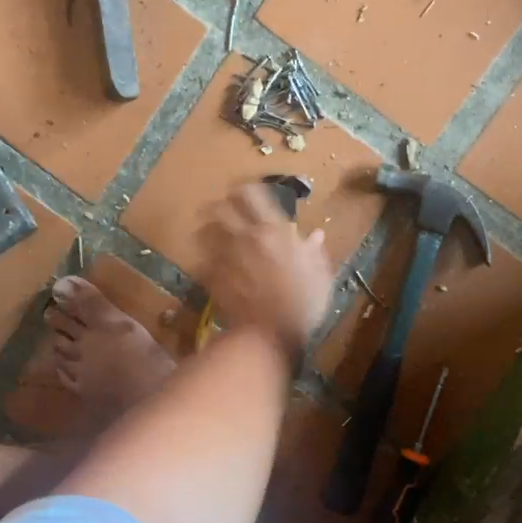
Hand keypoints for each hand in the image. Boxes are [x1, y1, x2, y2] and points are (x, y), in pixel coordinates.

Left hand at [196, 184, 333, 355]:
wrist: (270, 334)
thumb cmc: (303, 304)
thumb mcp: (319, 276)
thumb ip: (314, 252)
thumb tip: (315, 234)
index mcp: (275, 230)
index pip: (254, 194)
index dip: (247, 188)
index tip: (244, 190)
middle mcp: (247, 236)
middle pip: (223, 207)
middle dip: (218, 204)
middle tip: (217, 207)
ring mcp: (226, 255)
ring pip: (206, 230)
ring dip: (205, 227)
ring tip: (205, 229)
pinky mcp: (212, 276)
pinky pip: (202, 259)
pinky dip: (203, 257)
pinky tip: (205, 261)